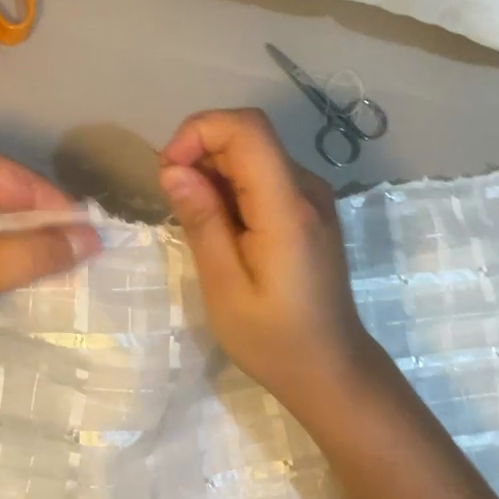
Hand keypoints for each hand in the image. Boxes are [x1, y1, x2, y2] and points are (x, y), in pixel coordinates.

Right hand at [158, 109, 380, 409]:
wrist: (330, 369)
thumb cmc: (272, 340)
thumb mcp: (224, 288)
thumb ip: (202, 222)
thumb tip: (173, 169)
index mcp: (288, 208)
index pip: (247, 129)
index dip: (199, 132)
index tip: (168, 173)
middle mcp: (308, 190)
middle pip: (249, 138)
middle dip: (200, 154)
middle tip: (174, 206)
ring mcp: (314, 199)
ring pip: (255, 155)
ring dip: (214, 174)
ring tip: (195, 225)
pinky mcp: (310, 211)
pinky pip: (265, 178)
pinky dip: (232, 190)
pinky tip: (221, 232)